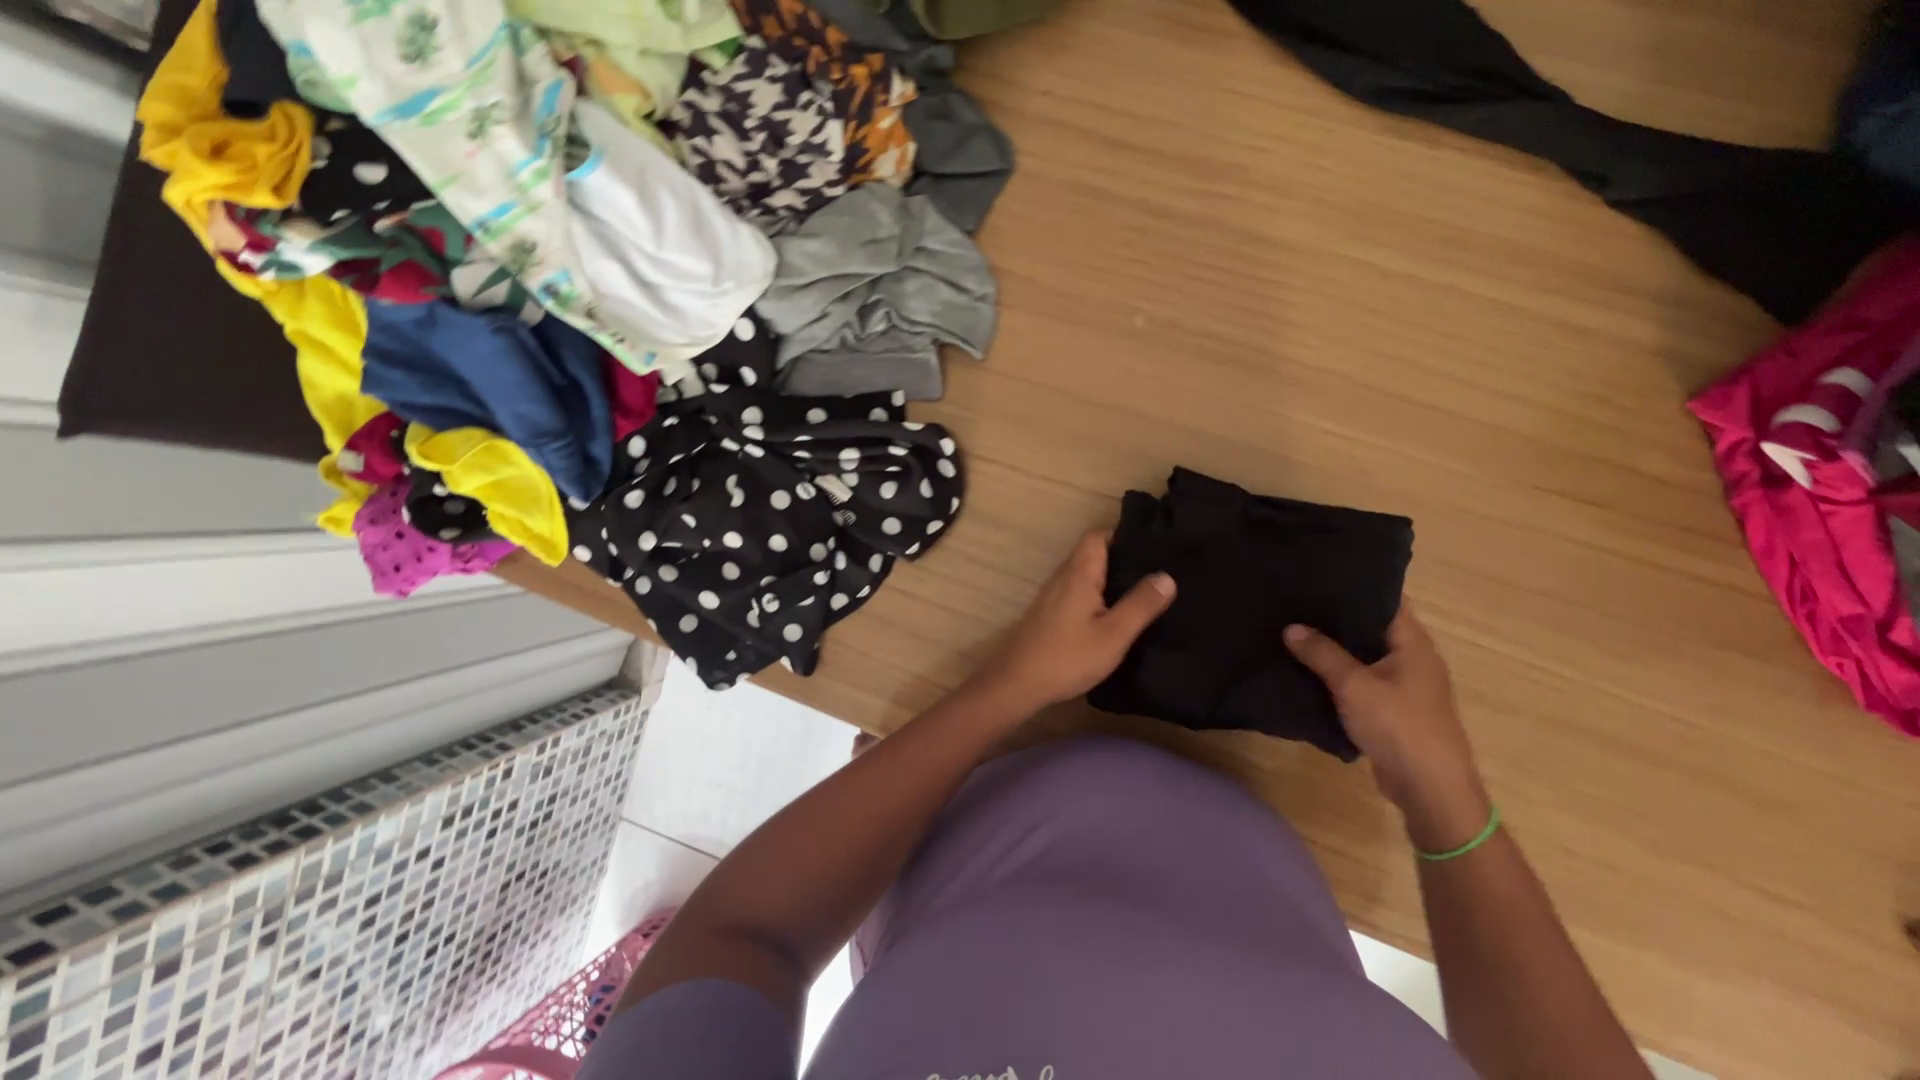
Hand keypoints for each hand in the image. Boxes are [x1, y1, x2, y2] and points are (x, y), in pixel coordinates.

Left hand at [965, 530, 1175, 716]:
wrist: (1016, 684)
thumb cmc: (1067, 657)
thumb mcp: (1113, 634)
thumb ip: (1140, 604)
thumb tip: (1167, 575)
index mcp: (1079, 574)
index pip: (1098, 535)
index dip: (1123, 534)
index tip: (1154, 543)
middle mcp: (1063, 577)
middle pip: (1092, 553)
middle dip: (1123, 556)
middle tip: (1158, 567)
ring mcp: (1053, 597)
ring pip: (1086, 575)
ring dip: (1111, 578)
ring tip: (1144, 588)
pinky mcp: (1049, 615)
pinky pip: (1079, 593)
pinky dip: (1098, 595)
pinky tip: (1115, 613)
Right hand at [1284, 605, 1490, 850]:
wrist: (1430, 788)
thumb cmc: (1399, 726)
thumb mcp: (1353, 685)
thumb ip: (1322, 654)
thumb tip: (1291, 627)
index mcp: (1414, 643)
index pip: (1386, 599)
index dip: (1355, 584)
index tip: (1318, 575)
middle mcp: (1414, 659)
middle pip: (1372, 628)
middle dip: (1337, 618)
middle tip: (1296, 602)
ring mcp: (1406, 687)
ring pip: (1365, 657)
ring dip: (1336, 650)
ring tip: (1295, 631)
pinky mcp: (1394, 711)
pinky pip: (1363, 683)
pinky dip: (1340, 677)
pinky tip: (1309, 672)